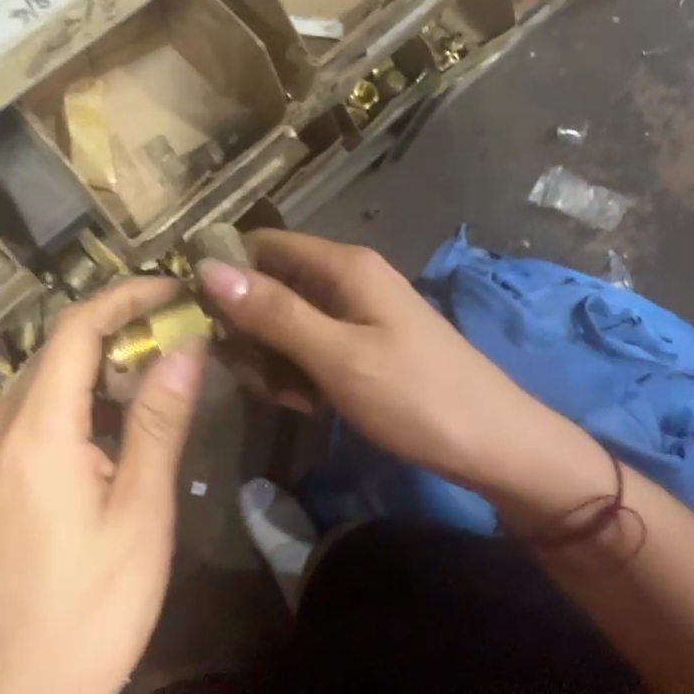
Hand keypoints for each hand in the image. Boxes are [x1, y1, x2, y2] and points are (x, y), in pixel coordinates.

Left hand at [0, 278, 205, 693]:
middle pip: (59, 348)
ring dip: (99, 364)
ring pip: (45, 379)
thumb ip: (158, 422)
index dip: (126, 296)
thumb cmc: (89, 606)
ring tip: (156, 372)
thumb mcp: (139, 514)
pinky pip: (34, 413)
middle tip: (178, 330)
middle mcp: (1, 426)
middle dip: (118, 327)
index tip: (174, 288)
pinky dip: (78, 398)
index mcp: (36, 427)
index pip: (77, 328)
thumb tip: (186, 346)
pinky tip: (114, 425)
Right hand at [197, 230, 543, 494]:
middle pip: (271, 284)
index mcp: (343, 265)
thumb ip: (272, 312)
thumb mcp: (335, 356)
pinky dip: (298, 372)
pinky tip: (306, 404)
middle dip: (248, 327)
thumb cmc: (416, 397)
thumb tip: (206, 268)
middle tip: (245, 374)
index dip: (225, 271)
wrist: (498, 449)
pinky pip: (311, 347)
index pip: (263, 244)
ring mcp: (358, 314)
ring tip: (283, 397)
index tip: (195, 314)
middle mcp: (347, 279)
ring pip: (287, 321)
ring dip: (271, 357)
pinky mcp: (364, 346)